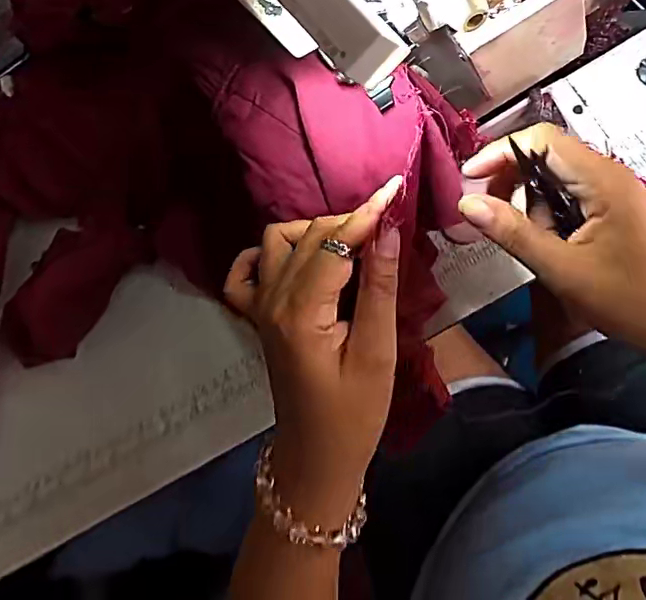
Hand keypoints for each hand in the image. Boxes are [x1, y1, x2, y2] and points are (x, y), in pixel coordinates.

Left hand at [224, 176, 402, 528]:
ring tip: (355, 242)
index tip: (396, 187)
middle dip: (351, 220)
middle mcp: (272, 301)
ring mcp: (259, 307)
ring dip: (316, 231)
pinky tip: (299, 257)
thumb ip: (380, 286)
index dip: (368, 213)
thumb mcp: (378, 352)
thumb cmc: (355, 413)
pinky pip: (248, 269)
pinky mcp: (258, 316)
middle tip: (389, 222)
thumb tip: (388, 229)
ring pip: (279, 240)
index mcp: (301, 312)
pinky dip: (269, 253)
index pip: (336, 243)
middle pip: (310, 236)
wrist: (316, 457)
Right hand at [458, 125, 645, 352]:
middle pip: (545, 152)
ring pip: (554, 172)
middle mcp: (608, 172)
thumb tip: (468, 204)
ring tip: (519, 233)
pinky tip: (542, 237)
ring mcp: (613, 187)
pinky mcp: (612, 203)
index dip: (500, 153)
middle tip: (485, 209)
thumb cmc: (628, 299)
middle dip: (510, 176)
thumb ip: (513, 232)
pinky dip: (546, 207)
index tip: (471, 180)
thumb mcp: (562, 269)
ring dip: (528, 196)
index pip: (541, 139)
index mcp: (602, 179)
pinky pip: (568, 190)